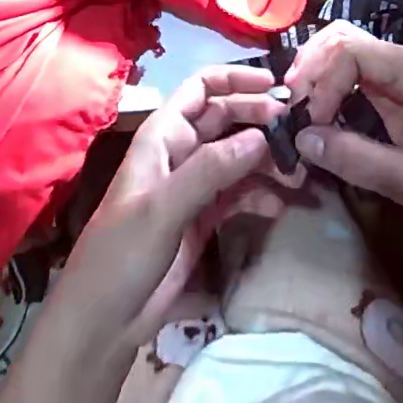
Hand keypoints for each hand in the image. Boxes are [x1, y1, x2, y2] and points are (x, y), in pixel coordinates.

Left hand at [1, 66, 280, 402]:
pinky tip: (284, 206)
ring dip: (268, 160)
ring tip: (299, 174)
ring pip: (238, 156)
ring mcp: (195, 185)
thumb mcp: (163, 207)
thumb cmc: (122, 253)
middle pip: (226, 118)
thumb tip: (261, 135)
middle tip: (298, 131)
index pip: (201, 87)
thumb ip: (210, 169)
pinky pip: (240, 193)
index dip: (236, 79)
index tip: (275, 85)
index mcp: (163, 135)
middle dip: (261, 120)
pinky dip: (262, 194)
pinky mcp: (206, 217)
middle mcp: (181, 151)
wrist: (103, 322)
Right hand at [285, 21, 402, 252]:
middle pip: (349, 39)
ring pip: (351, 52)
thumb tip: (300, 138)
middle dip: (315, 64)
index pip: (354, 53)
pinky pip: (360, 75)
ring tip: (300, 100)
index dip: (325, 82)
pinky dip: (334, 85)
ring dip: (321, 72)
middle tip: (293, 98)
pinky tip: (319, 105)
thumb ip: (353, 156)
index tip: (313, 122)